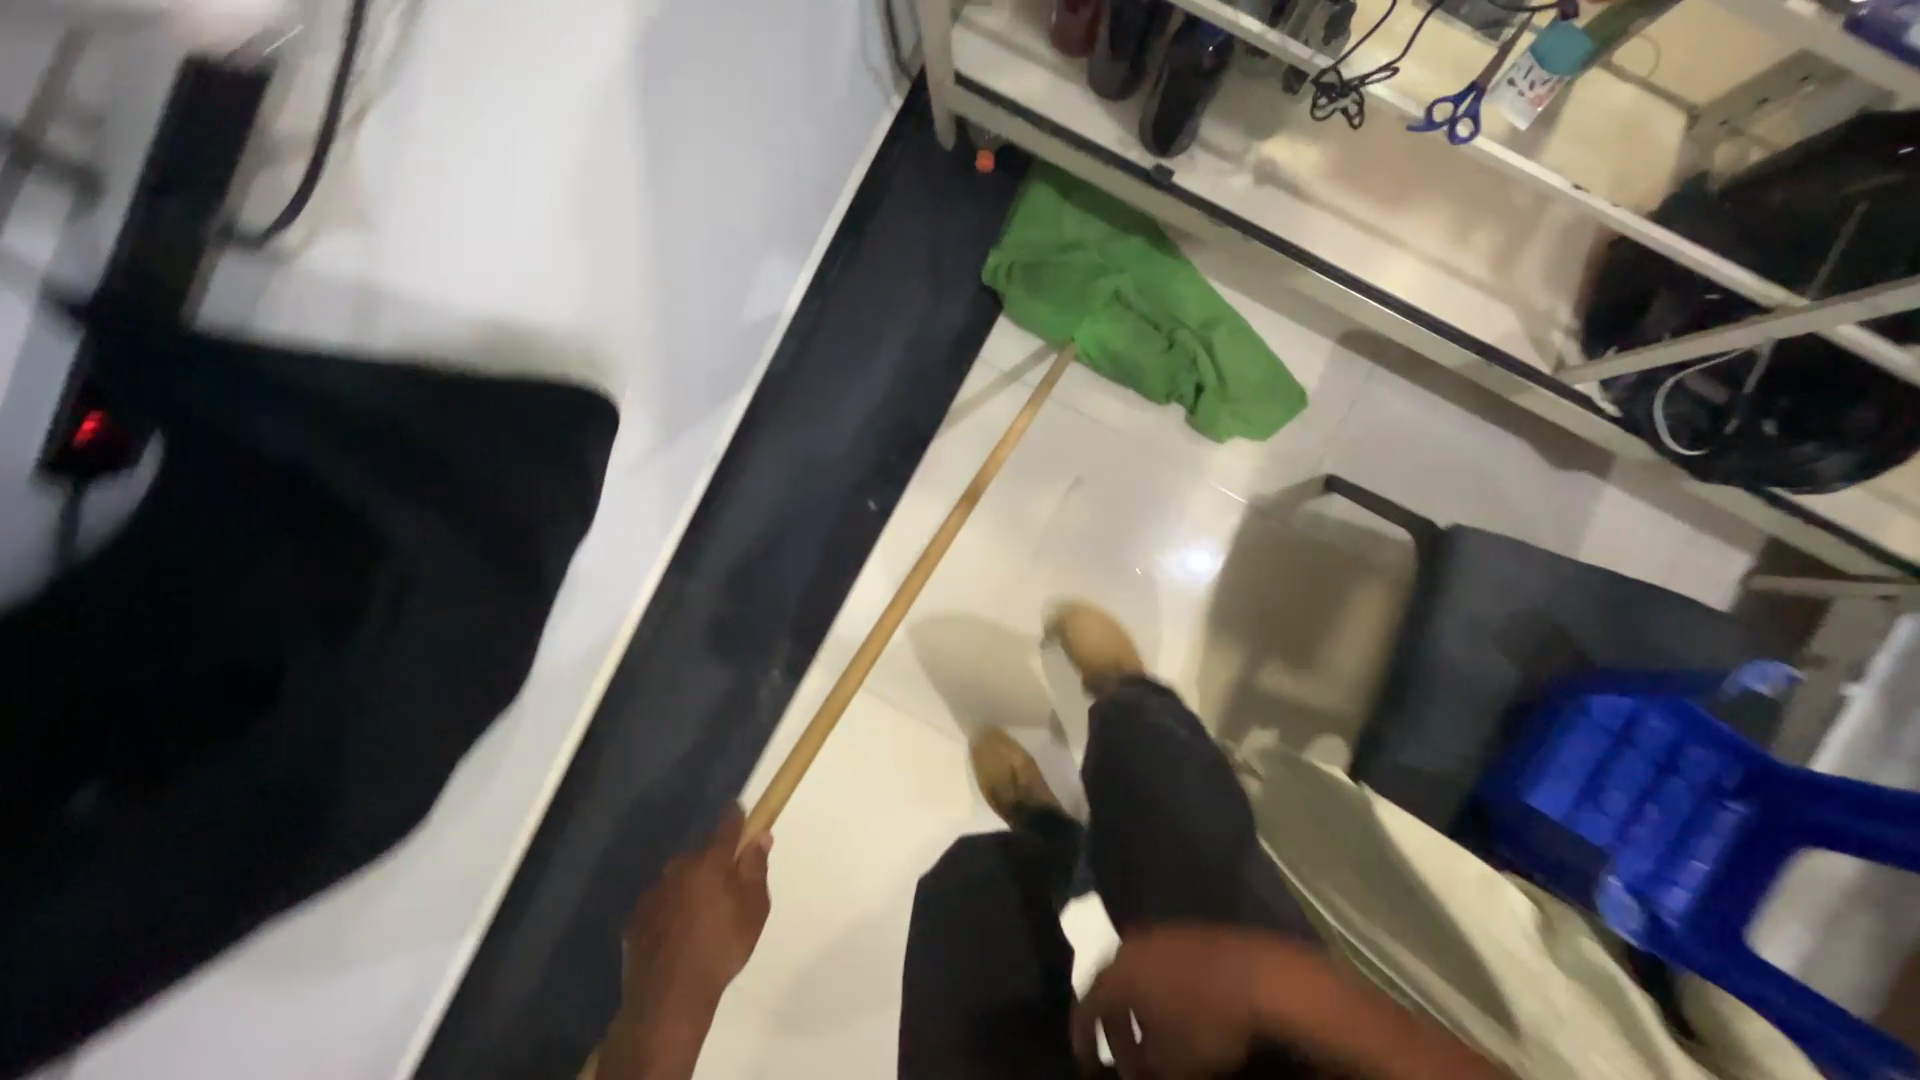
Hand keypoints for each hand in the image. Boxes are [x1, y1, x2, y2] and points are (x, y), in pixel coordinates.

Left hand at [599, 808, 771, 1079]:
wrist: (670, 994)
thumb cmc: (722, 948)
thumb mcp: (754, 909)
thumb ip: (756, 868)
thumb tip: (760, 836)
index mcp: (710, 862)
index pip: (726, 826)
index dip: (737, 818)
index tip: (742, 813)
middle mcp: (678, 868)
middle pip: (700, 855)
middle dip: (713, 863)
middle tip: (726, 887)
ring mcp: (653, 892)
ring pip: (678, 879)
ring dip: (690, 887)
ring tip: (701, 917)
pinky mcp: (636, 917)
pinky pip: (660, 903)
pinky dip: (670, 910)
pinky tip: (679, 934)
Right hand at [1072, 924, 1310, 1079]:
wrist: (1261, 977)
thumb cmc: (1207, 1024)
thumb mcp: (1170, 1064)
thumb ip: (1141, 1069)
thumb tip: (1134, 1072)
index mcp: (1116, 975)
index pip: (1085, 1008)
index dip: (1083, 1039)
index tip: (1087, 1063)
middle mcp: (1131, 947)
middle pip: (1111, 987)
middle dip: (1116, 1023)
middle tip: (1126, 1056)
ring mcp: (1162, 934)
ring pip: (1138, 972)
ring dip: (1141, 1006)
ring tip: (1155, 1035)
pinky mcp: (1190, 932)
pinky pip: (1163, 963)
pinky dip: (1163, 988)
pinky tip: (1180, 1009)